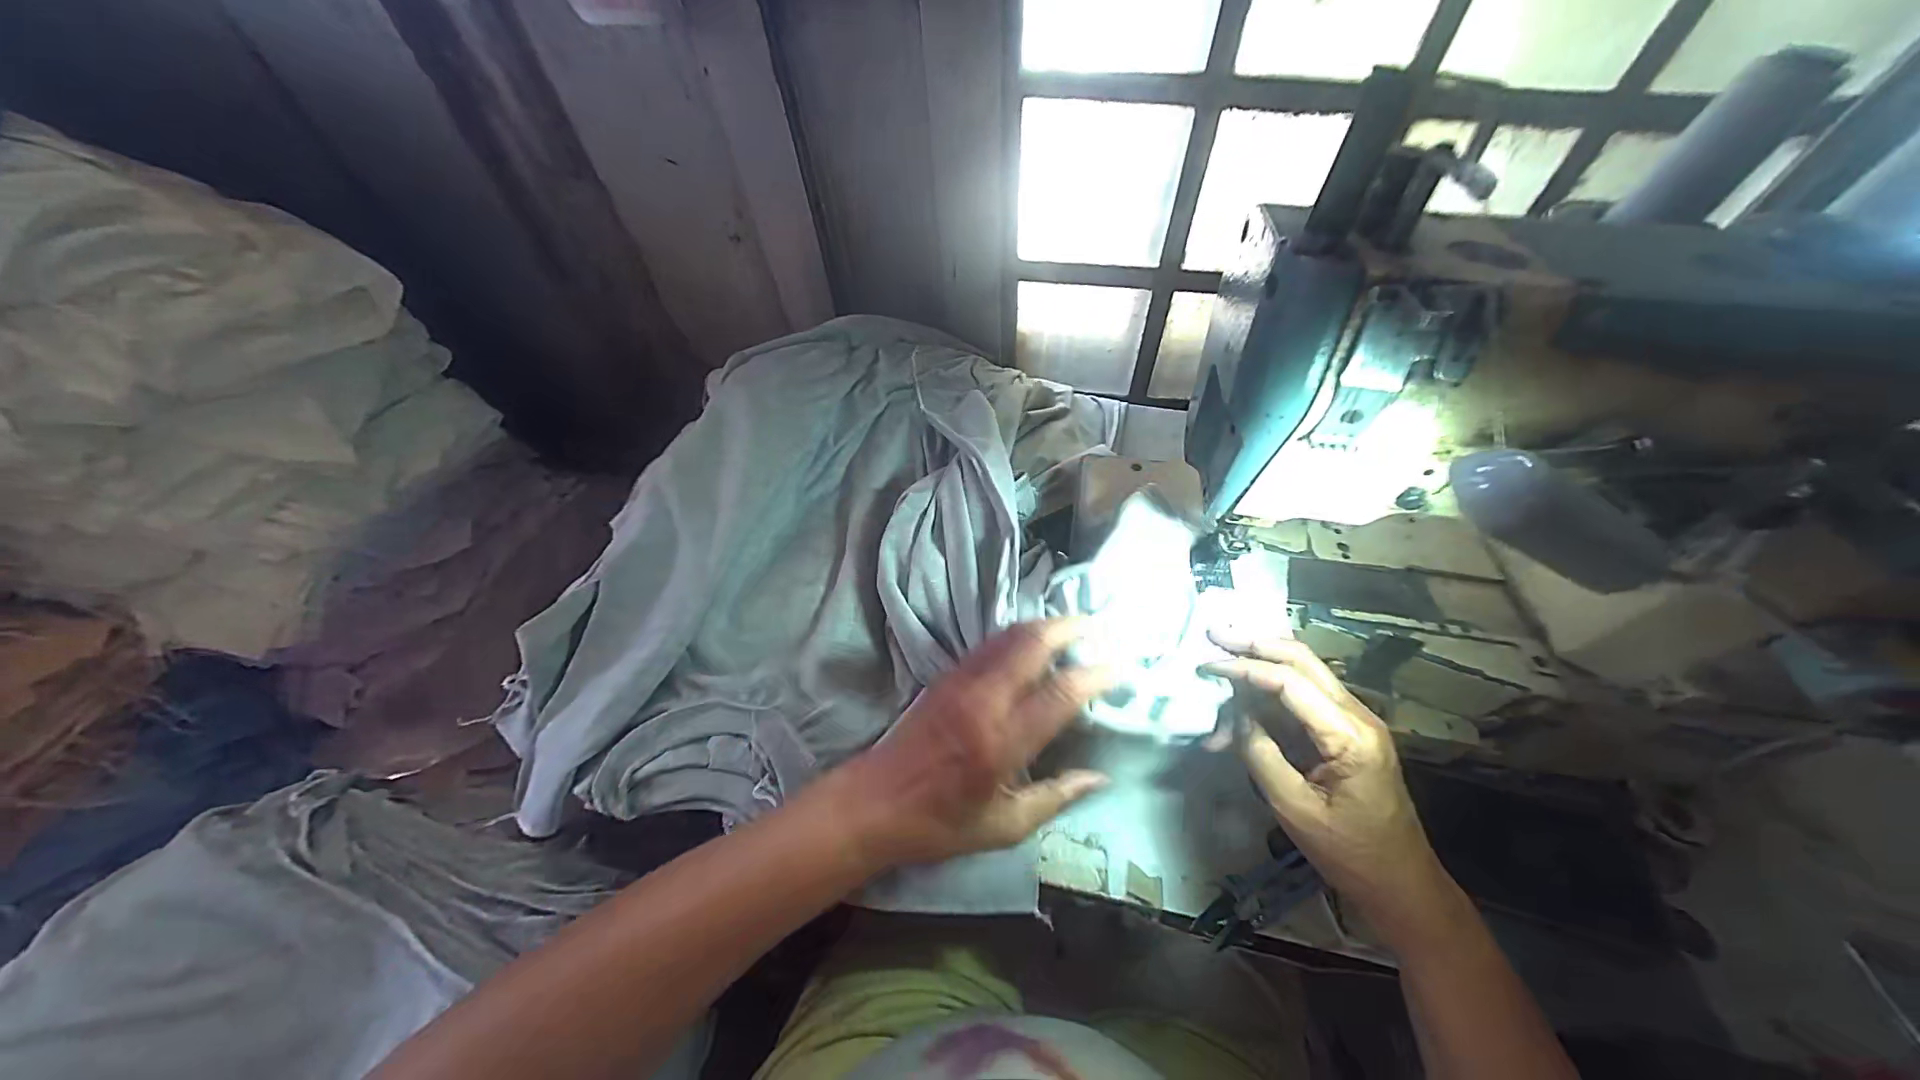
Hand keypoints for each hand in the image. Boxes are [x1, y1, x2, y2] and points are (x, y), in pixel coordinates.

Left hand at [829, 619, 1112, 870]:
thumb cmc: (939, 823)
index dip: (1095, 674)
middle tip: (1098, 625)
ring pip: (1008, 637)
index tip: (1120, 666)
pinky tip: (1030, 640)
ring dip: (1043, 626)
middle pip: (1031, 645)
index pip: (1059, 694)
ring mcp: (961, 683)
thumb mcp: (1004, 826)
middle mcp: (984, 701)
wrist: (873, 802)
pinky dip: (1016, 635)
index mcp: (1002, 742)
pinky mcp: (944, 677)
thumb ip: (1056, 797)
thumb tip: (1099, 778)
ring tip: (1072, 626)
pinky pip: (988, 645)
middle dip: (1069, 628)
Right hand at [1203, 632, 1453, 936]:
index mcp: (1350, 735)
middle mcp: (1358, 716)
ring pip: (1303, 675)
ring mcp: (1355, 722)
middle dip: (1256, 644)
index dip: (1245, 669)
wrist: (1401, 884)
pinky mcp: (1346, 734)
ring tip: (1221, 665)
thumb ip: (1261, 754)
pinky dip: (1270, 696)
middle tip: (1215, 633)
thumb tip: (1238, 716)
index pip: (1290, 682)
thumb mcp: (1293, 808)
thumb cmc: (1349, 852)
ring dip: (1260, 668)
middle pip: (1302, 661)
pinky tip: (1241, 703)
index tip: (1207, 666)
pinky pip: (1304, 700)